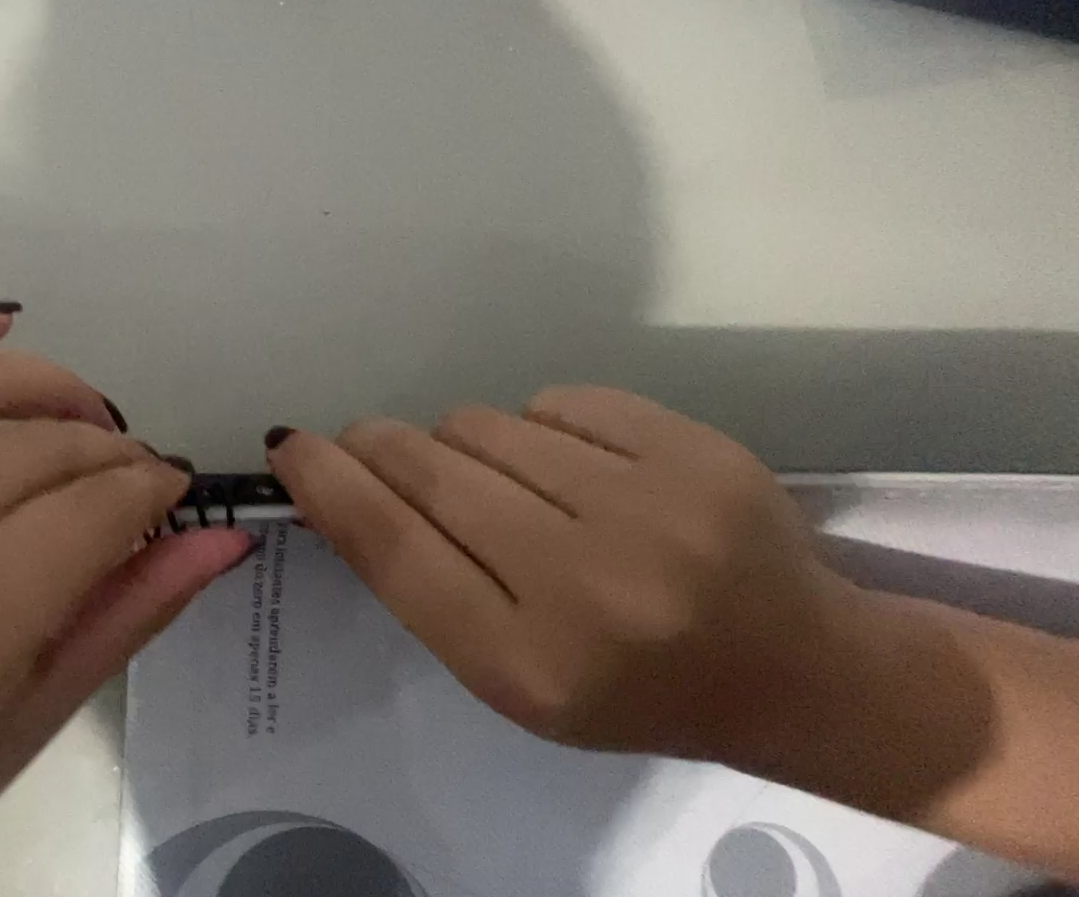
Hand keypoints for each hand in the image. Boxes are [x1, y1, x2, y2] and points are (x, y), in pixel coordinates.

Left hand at [0, 301, 249, 896]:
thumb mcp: (33, 722)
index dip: (146, 488)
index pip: (83, 514)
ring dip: (40, 382)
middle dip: (105, 446)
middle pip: (25, 448)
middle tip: (132, 464)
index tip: (172, 486)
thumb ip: (132, 612)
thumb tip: (221, 535)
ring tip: (80, 408)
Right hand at [264, 386, 866, 761]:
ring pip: (483, 425)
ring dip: (465, 442)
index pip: (393, 547)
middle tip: (372, 443)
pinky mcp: (699, 451)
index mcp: (525, 664)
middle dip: (381, 446)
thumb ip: (419, 579)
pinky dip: (539, 427)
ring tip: (506, 483)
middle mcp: (587, 587)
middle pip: (429, 471)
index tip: (289, 443)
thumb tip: (341, 481)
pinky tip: (574, 467)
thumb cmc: (624, 688)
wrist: (799, 677)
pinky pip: (554, 401)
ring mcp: (653, 511)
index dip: (329, 484)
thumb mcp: (503, 667)